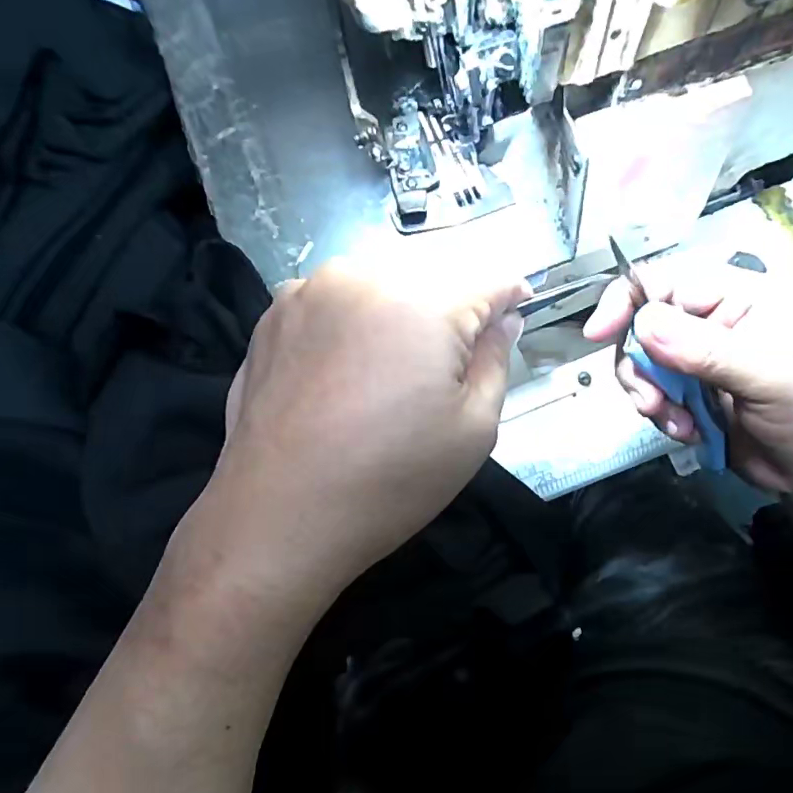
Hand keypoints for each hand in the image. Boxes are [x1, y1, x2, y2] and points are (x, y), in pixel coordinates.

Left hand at [196, 257, 530, 592]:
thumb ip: (495, 362)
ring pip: (378, 286)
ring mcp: (307, 292)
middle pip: (429, 278)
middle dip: (453, 308)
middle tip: (457, 357)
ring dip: (400, 313)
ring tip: (398, 368)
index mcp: (420, 302)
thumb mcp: (472, 430)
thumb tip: (503, 322)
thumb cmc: (391, 480)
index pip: (485, 280)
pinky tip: (349, 370)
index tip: (521, 304)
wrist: (280, 515)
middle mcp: (361, 277)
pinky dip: (354, 323)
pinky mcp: (272, 316)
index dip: (510, 295)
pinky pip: (333, 302)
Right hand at [582, 251, 792, 494]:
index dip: (629, 301)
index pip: (668, 281)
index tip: (600, 333)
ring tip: (677, 423)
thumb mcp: (771, 376)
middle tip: (651, 402)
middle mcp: (715, 321)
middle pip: (643, 324)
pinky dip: (660, 415)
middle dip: (639, 365)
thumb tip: (643, 324)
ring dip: (648, 395)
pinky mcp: (692, 395)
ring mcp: (700, 360)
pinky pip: (653, 395)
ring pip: (642, 363)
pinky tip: (687, 432)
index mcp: (741, 296)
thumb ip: (707, 350)